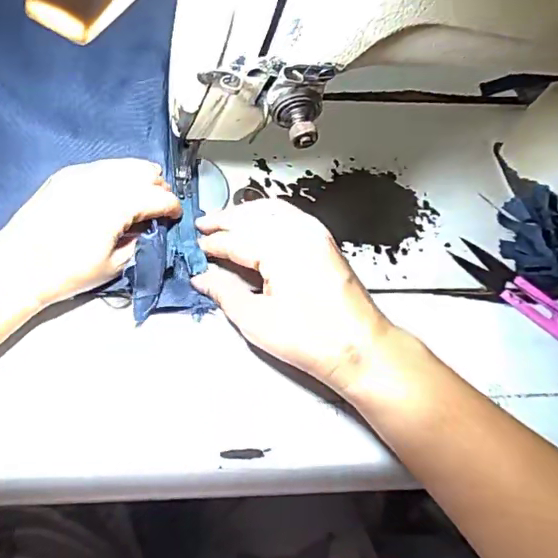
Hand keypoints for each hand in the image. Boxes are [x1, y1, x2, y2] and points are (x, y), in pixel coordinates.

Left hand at [0, 158, 183, 307]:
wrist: (18, 266)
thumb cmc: (63, 271)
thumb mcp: (113, 265)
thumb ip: (138, 241)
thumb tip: (146, 229)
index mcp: (118, 202)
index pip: (159, 195)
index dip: (172, 207)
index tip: (173, 216)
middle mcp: (101, 181)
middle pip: (144, 171)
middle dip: (156, 188)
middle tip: (156, 209)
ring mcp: (80, 174)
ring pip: (122, 165)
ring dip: (135, 179)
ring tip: (135, 201)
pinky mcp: (64, 176)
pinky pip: (99, 167)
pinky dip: (112, 177)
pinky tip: (109, 196)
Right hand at [190, 198, 401, 394]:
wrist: (360, 348)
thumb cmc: (316, 339)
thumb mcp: (255, 320)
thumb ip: (224, 292)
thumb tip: (204, 278)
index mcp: (280, 248)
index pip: (234, 238)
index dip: (211, 243)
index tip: (196, 249)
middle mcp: (299, 233)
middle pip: (252, 215)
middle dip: (225, 219)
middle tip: (204, 226)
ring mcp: (315, 234)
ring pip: (271, 209)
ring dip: (246, 213)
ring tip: (226, 222)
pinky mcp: (325, 241)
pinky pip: (289, 215)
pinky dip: (267, 215)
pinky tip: (258, 225)